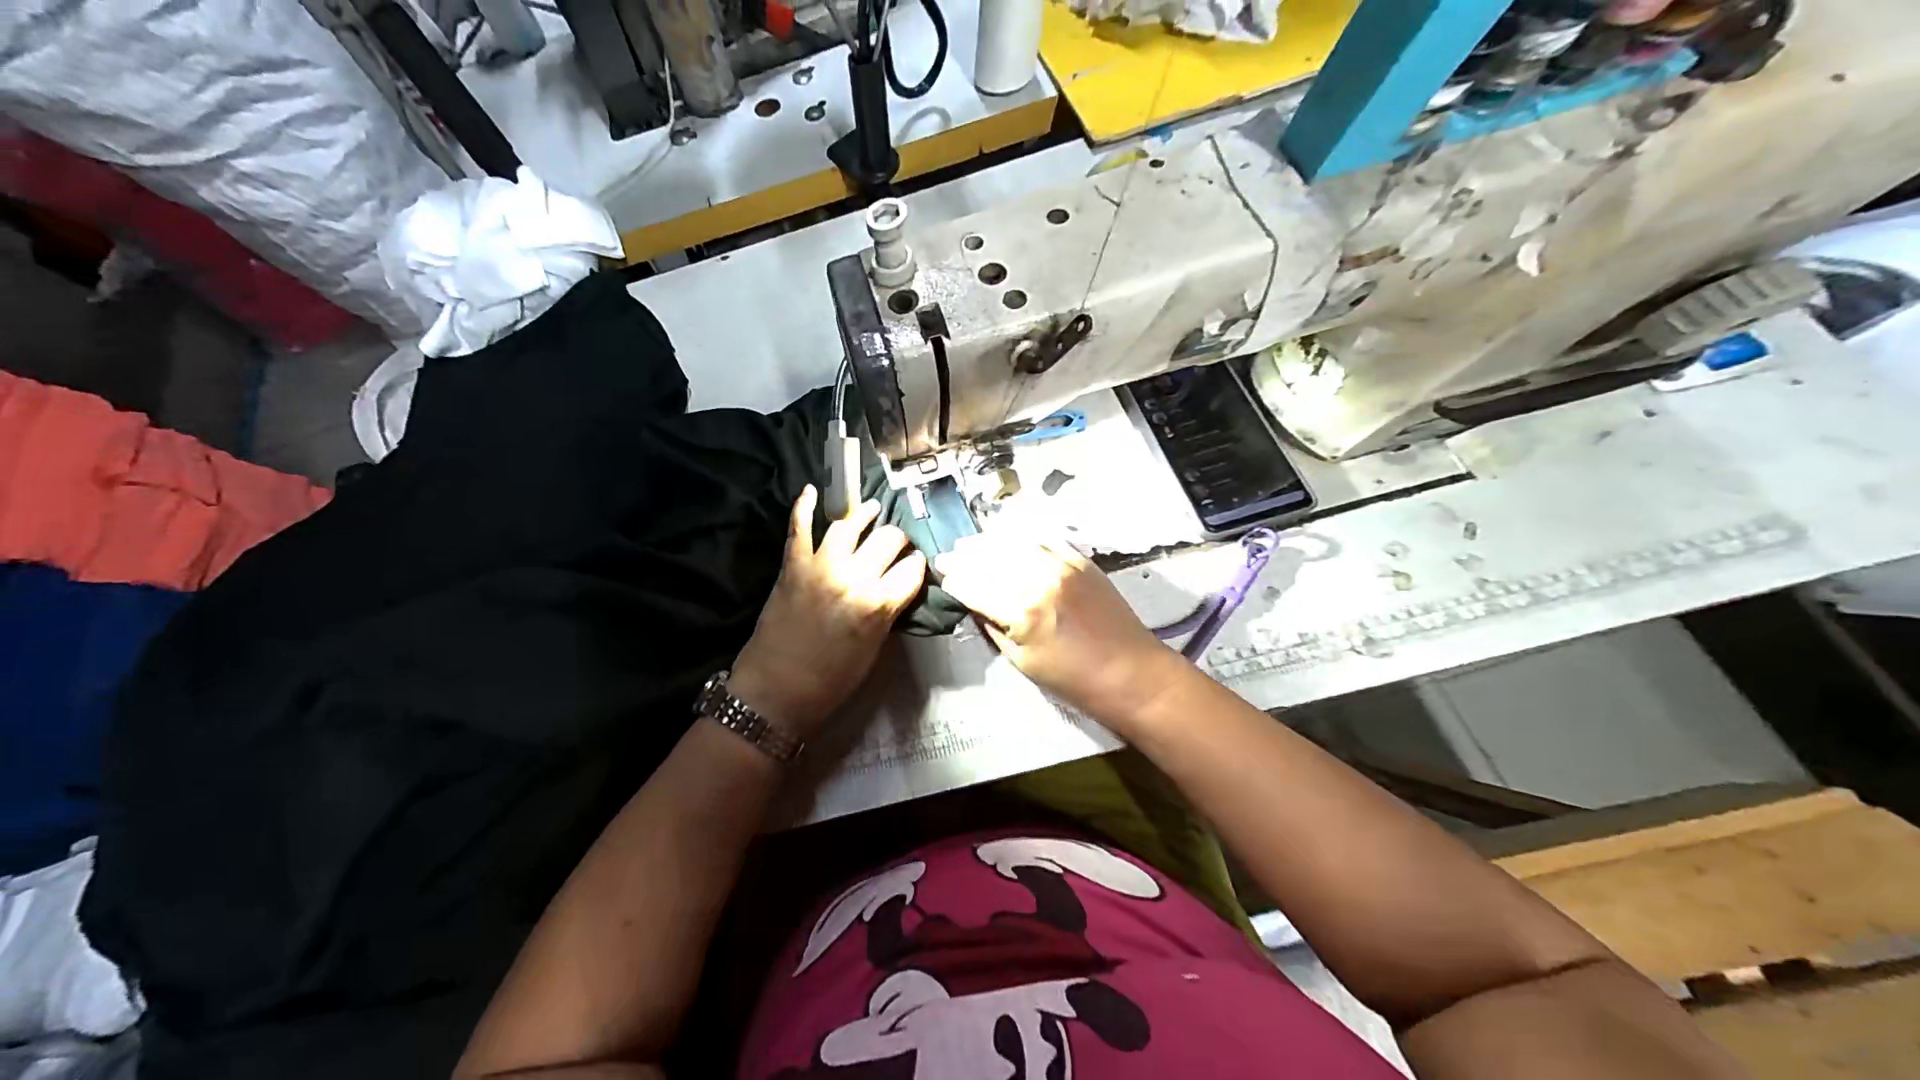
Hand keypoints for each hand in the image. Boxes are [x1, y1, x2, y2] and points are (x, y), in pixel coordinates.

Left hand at [730, 486, 925, 738]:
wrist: (776, 692)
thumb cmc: (831, 682)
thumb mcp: (874, 650)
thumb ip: (887, 612)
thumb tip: (895, 589)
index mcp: (879, 605)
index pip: (912, 570)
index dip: (918, 564)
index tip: (917, 562)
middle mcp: (854, 578)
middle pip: (886, 540)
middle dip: (897, 538)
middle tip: (897, 542)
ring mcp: (820, 567)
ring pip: (848, 526)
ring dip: (863, 514)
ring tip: (870, 509)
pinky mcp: (792, 566)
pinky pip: (799, 529)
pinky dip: (803, 507)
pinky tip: (811, 491)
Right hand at [934, 533, 1183, 723]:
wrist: (1129, 672)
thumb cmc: (1072, 678)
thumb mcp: (1019, 660)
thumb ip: (991, 625)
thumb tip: (973, 601)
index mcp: (1021, 611)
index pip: (973, 584)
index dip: (953, 579)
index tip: (942, 575)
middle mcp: (1039, 579)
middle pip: (990, 557)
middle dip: (965, 556)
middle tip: (950, 557)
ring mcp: (1062, 565)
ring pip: (1014, 541)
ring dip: (989, 542)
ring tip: (973, 546)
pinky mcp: (1080, 560)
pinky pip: (1043, 538)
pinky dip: (1021, 537)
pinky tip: (1008, 539)